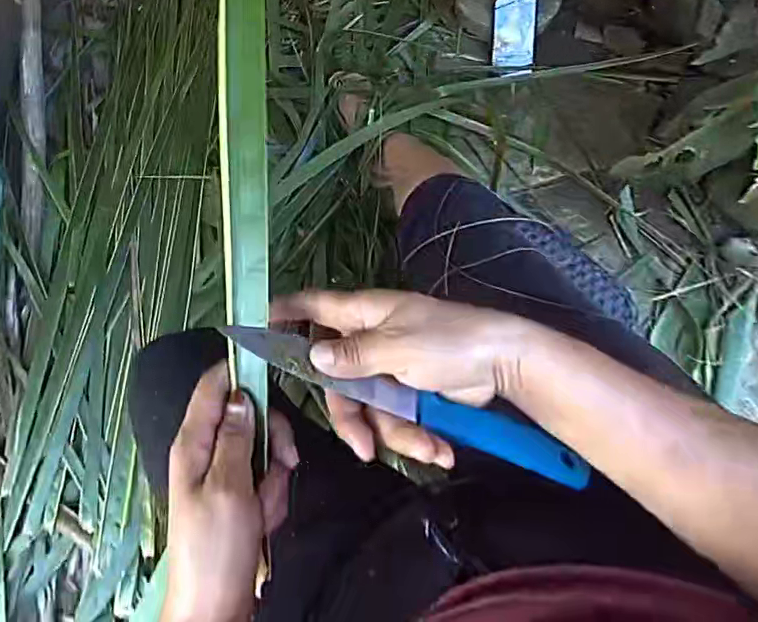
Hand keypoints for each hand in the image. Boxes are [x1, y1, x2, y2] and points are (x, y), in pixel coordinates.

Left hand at [163, 361, 298, 621]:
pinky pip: (266, 477)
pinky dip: (272, 497)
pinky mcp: (239, 496)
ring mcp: (224, 474)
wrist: (216, 613)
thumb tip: (241, 393)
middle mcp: (206, 451)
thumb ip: (236, 436)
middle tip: (281, 462)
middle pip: (248, 414)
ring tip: (263, 509)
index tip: (270, 370)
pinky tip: (264, 521)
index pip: (213, 384)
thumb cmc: (216, 551)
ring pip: (263, 447)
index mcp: (193, 442)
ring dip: (273, 477)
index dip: (240, 371)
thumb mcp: (229, 487)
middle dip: (272, 438)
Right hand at [271, 290, 547, 468]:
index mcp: (362, 315)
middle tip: (363, 447)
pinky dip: (417, 438)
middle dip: (351, 417)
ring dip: (396, 436)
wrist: (502, 362)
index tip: (255, 329)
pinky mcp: (411, 391)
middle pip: (337, 381)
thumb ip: (353, 357)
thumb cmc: (447, 341)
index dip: (284, 314)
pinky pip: (397, 419)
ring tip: (430, 449)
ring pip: (369, 408)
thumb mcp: (396, 348)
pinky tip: (441, 449)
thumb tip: (312, 357)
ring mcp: (390, 367)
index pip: (312, 307)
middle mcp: (369, 339)